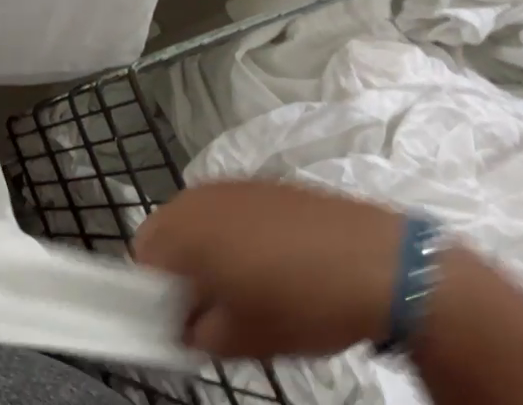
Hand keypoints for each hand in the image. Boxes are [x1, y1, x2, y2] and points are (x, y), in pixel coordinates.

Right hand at [133, 179, 402, 358]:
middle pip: (163, 234)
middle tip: (215, 303)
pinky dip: (239, 231)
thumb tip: (186, 327)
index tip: (184, 319)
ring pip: (197, 219)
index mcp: (176, 233)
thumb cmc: (304, 304)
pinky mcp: (262, 182)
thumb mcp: (244, 340)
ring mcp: (227, 185)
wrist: (385, 265)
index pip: (138, 263)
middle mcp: (191, 199)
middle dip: (180, 267)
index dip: (156, 295)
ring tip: (249, 281)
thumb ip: (196, 334)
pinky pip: (231, 208)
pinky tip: (277, 259)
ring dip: (209, 247)